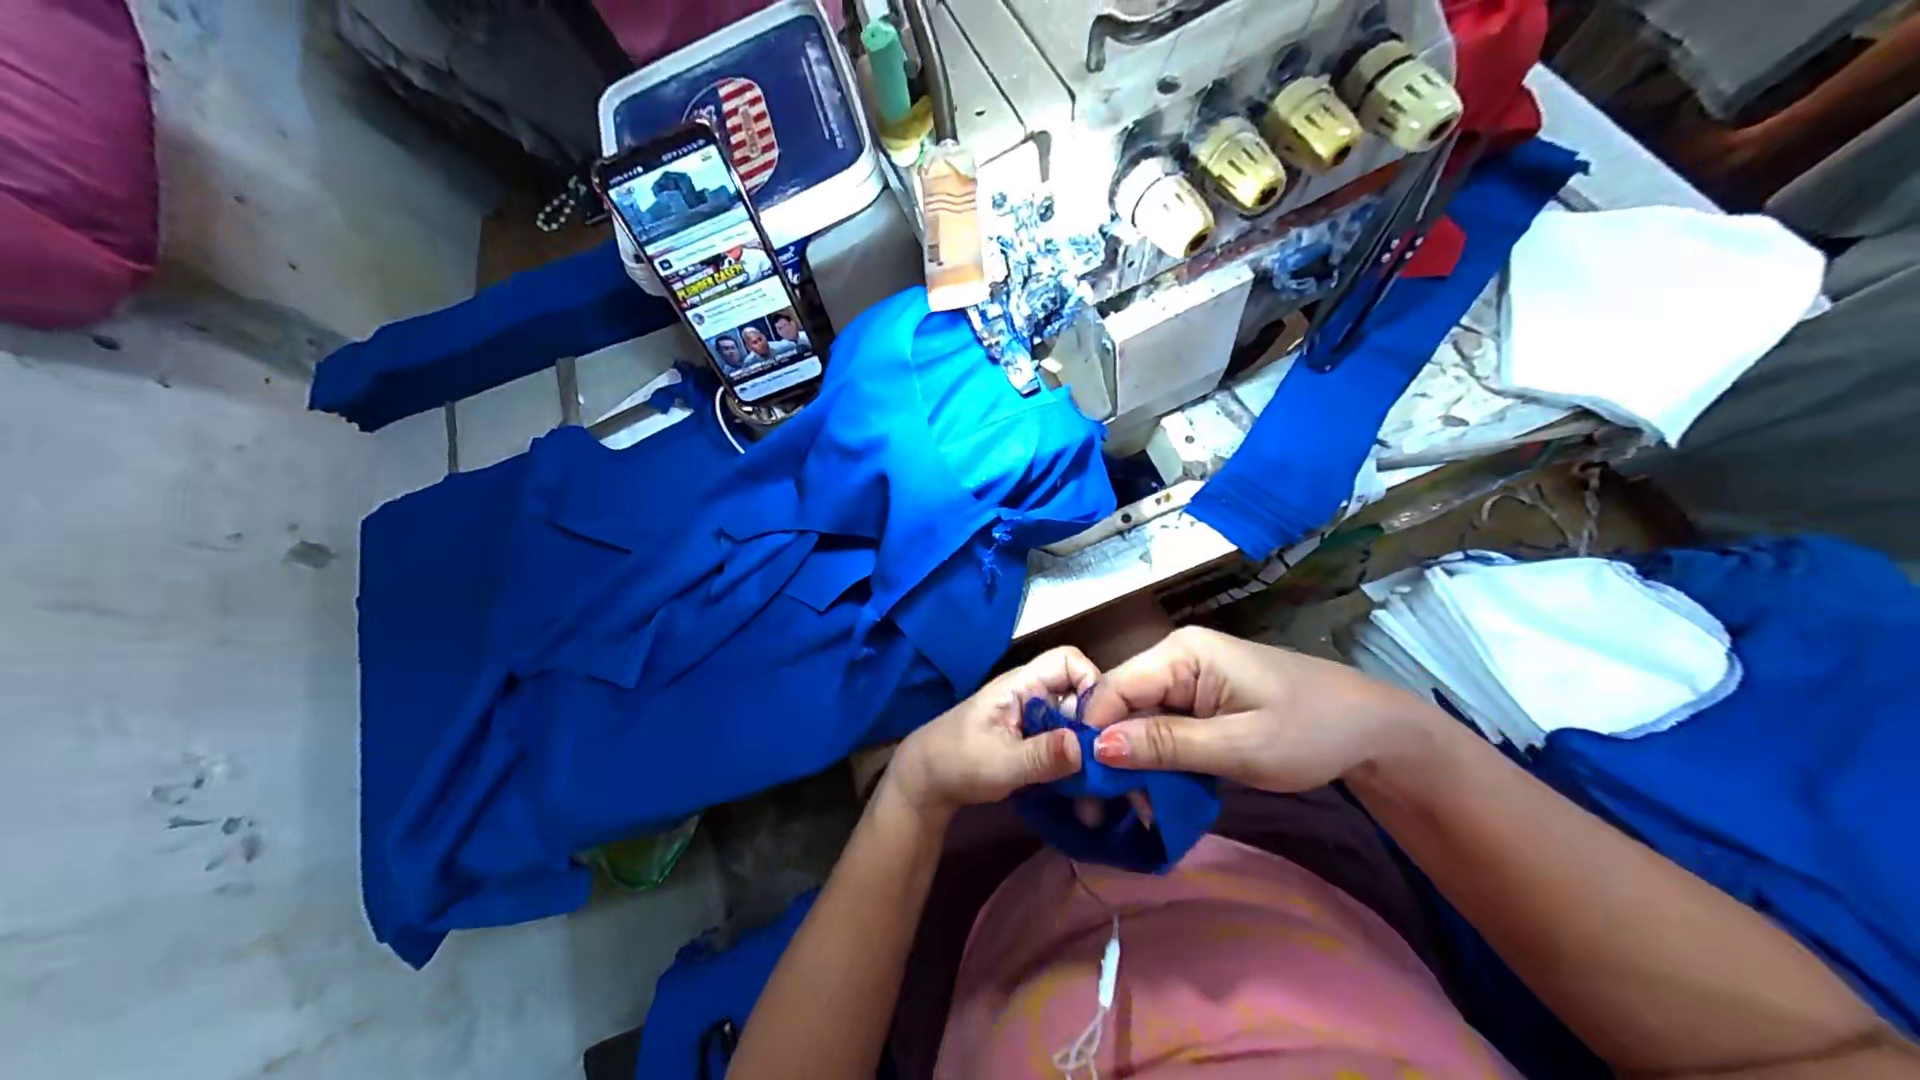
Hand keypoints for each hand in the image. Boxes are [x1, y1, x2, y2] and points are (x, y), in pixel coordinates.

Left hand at [886, 646, 1098, 819]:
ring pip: (1078, 726)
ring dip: (1089, 756)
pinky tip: (1083, 798)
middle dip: (1098, 730)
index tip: (1103, 725)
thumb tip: (1083, 746)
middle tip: (1107, 772)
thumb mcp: (999, 762)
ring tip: (1097, 796)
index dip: (1092, 683)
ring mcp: (1036, 719)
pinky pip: (1067, 746)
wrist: (925, 783)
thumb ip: (1041, 755)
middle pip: (1082, 696)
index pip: (1070, 661)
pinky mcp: (1036, 742)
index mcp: (1023, 684)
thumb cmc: (956, 762)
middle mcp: (1035, 695)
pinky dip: (1077, 768)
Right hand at [1079, 627, 1441, 792]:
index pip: (1112, 688)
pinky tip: (1159, 789)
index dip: (1093, 734)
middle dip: (1114, 754)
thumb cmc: (1311, 732)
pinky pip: (1161, 724)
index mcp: (1182, 652)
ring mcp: (1188, 676)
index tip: (1089, 788)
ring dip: (1136, 761)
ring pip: (1138, 717)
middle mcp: (1176, 656)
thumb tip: (1097, 746)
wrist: (1372, 730)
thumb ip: (1166, 744)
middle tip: (1115, 809)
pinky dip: (1158, 758)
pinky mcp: (1199, 697)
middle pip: (1121, 703)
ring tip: (1141, 808)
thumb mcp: (1239, 746)